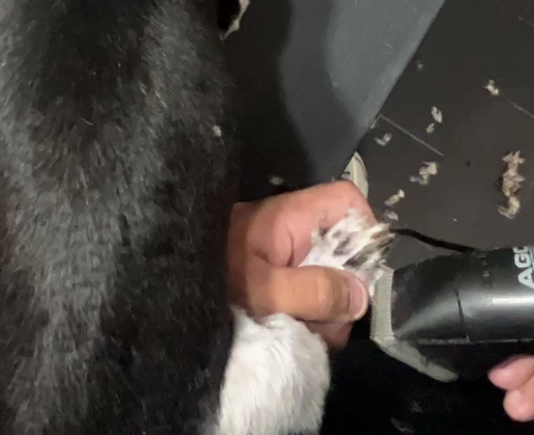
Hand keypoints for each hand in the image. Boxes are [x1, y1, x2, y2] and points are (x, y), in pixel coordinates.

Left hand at [227, 180, 374, 346]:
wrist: (169, 298)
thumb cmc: (214, 284)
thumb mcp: (265, 291)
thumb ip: (314, 290)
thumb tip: (361, 293)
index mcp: (290, 216)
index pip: (345, 200)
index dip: (364, 230)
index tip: (361, 276)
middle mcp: (294, 231)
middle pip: (346, 250)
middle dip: (344, 290)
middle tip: (322, 320)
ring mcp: (288, 258)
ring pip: (333, 280)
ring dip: (327, 313)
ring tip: (299, 331)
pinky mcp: (281, 282)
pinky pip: (314, 298)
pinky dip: (312, 320)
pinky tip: (293, 334)